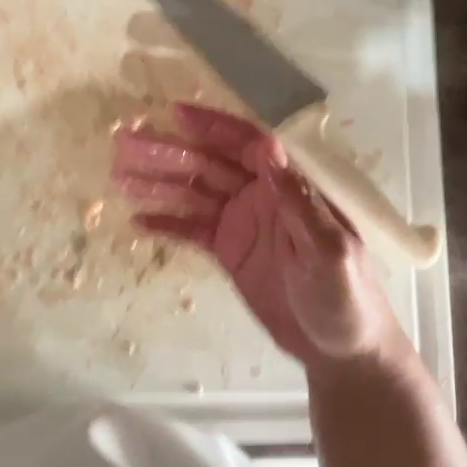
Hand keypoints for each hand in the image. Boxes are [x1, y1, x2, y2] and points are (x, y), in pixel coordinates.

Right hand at [111, 103, 402, 368]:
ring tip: (119, 177)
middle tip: (126, 144)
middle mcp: (261, 195)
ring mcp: (241, 222)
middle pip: (208, 164)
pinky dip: (166, 223)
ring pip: (192, 193)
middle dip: (169, 152)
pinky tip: (137, 220)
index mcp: (289, 187)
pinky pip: (191, 229)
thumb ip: (297, 201)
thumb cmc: (348, 299)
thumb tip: (269, 148)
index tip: (176, 114)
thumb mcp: (329, 251)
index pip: (246, 145)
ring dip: (158, 183)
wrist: (342, 353)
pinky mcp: (228, 250)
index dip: (212, 127)